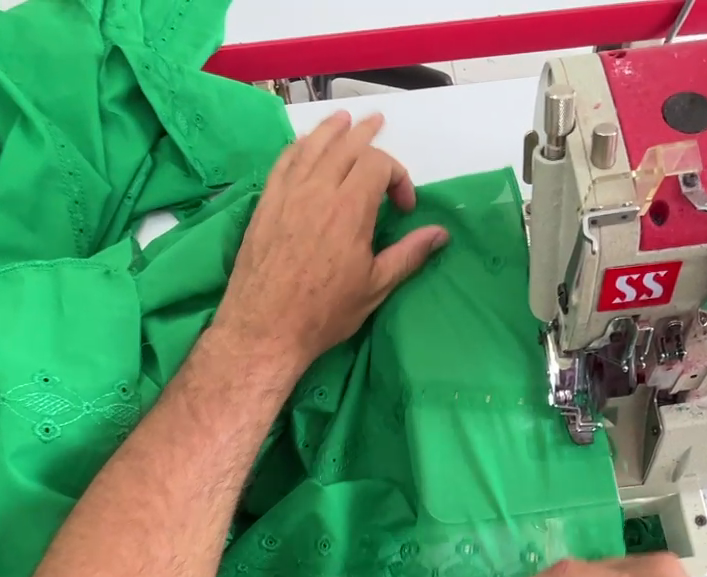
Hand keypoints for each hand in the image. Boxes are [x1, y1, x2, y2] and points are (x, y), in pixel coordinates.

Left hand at [213, 111, 447, 379]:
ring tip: (345, 120)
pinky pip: (285, 161)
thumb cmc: (325, 312)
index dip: (398, 176)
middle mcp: (318, 190)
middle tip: (378, 125)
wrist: (266, 326)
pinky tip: (305, 144)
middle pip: (346, 146)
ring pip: (313, 145)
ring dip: (332, 129)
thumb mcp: (375, 287)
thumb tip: (440, 234)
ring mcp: (288, 193)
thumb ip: (408, 255)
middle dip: (366, 135)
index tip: (404, 207)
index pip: (378, 165)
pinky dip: (300, 146)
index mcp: (350, 209)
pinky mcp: (267, 203)